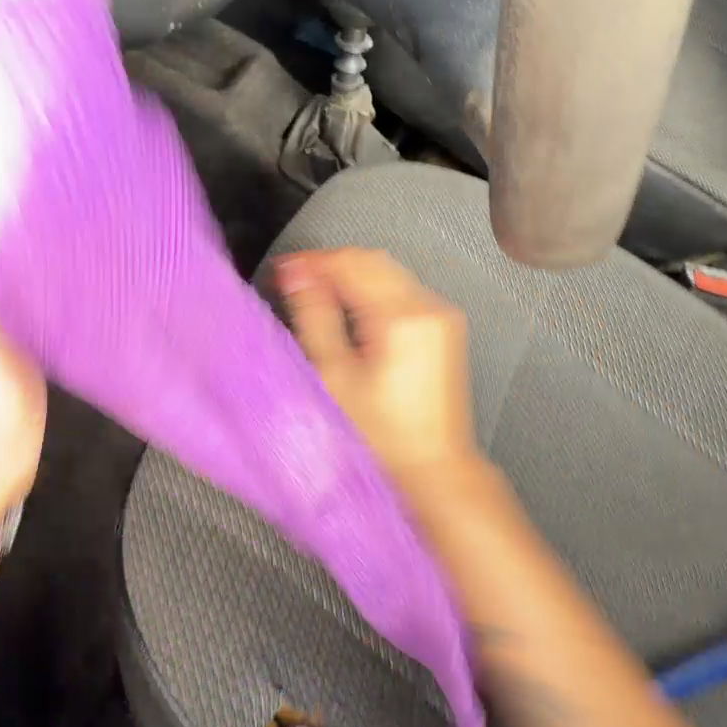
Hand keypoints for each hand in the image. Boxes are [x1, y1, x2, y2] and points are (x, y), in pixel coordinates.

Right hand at [273, 248, 480, 499]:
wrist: (432, 466)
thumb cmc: (382, 432)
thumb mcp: (332, 372)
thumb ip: (313, 314)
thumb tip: (296, 277)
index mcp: (401, 317)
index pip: (350, 263)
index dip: (311, 261)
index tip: (284, 270)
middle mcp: (428, 309)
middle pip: (371, 260)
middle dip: (329, 264)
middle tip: (294, 278)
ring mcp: (441, 317)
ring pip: (386, 270)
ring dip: (348, 273)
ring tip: (314, 291)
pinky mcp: (443, 328)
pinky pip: (400, 288)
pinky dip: (368, 287)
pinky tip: (346, 304)